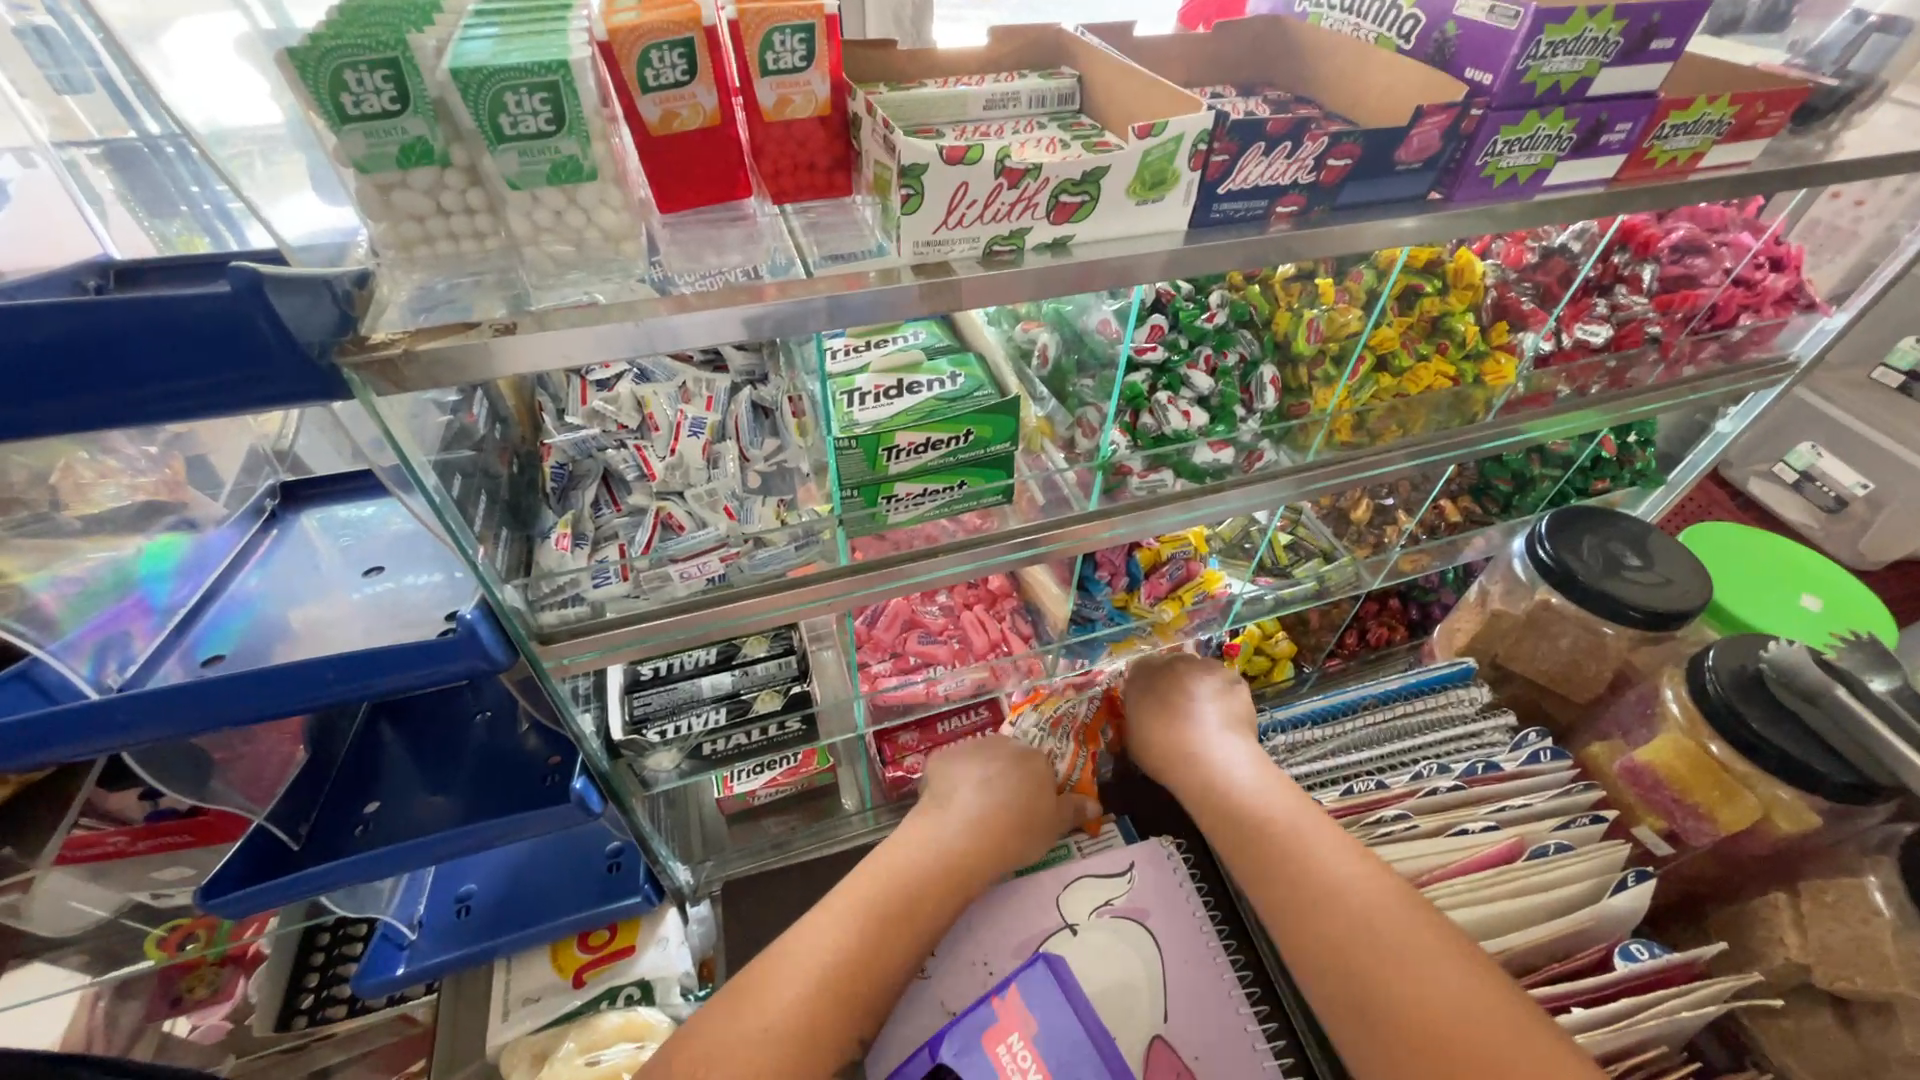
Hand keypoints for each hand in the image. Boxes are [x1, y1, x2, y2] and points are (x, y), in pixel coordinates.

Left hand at [907, 736, 1101, 881]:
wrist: (962, 835)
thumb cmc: (1017, 832)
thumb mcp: (1054, 827)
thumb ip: (1074, 811)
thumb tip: (1096, 804)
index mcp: (1034, 757)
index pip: (1040, 766)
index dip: (1035, 789)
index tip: (1028, 813)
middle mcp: (1002, 743)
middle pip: (1007, 758)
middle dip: (1005, 778)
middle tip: (1001, 813)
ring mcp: (968, 748)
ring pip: (977, 761)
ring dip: (977, 778)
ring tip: (971, 814)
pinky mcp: (938, 759)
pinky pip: (949, 769)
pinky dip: (950, 784)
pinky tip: (948, 809)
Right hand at [1123, 651, 1263, 793]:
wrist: (1211, 762)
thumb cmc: (1164, 756)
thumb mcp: (1135, 738)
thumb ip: (1139, 714)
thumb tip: (1148, 711)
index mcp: (1142, 675)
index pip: (1142, 670)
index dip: (1150, 687)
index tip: (1155, 705)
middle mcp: (1173, 663)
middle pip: (1174, 666)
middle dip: (1177, 683)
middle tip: (1181, 711)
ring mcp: (1207, 668)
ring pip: (1203, 672)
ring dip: (1202, 687)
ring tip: (1208, 717)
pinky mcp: (1235, 680)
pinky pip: (1227, 685)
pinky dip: (1226, 697)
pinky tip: (1227, 720)